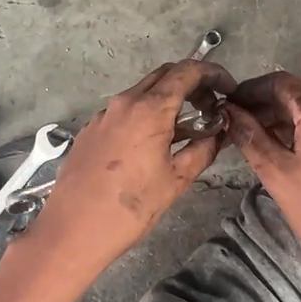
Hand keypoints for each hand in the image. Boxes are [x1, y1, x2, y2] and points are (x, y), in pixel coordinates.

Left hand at [32, 60, 235, 265]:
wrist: (72, 230)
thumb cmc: (129, 208)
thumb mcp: (176, 180)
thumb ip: (203, 150)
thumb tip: (219, 133)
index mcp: (149, 109)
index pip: (187, 71)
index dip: (213, 74)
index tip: (228, 88)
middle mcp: (125, 102)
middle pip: (165, 75)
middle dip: (192, 84)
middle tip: (210, 108)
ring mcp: (104, 114)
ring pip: (143, 92)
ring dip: (168, 99)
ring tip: (186, 129)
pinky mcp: (90, 129)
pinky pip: (125, 110)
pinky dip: (146, 114)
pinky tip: (153, 143)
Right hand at [225, 72, 300, 282]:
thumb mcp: (276, 173)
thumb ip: (250, 136)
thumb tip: (229, 111)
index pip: (279, 82)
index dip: (250, 90)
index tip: (228, 105)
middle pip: (296, 95)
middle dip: (264, 105)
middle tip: (236, 124)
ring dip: (281, 120)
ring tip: (255, 140)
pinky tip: (285, 152)